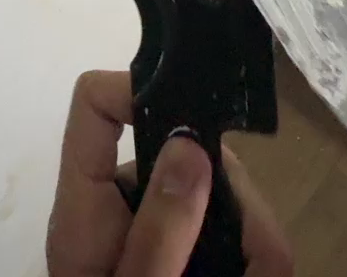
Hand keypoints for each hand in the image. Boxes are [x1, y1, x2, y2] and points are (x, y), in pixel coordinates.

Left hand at [47, 70, 292, 276]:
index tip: (195, 129)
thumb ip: (160, 232)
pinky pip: (239, 221)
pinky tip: (258, 273)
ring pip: (221, 181)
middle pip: (179, 141)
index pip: (94, 104)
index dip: (136, 88)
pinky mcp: (191, 241)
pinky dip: (259, 252)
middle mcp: (121, 199)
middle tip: (250, 250)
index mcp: (86, 204)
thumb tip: (190, 146)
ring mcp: (159, 220)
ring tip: (257, 272)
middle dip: (229, 187)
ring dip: (254, 232)